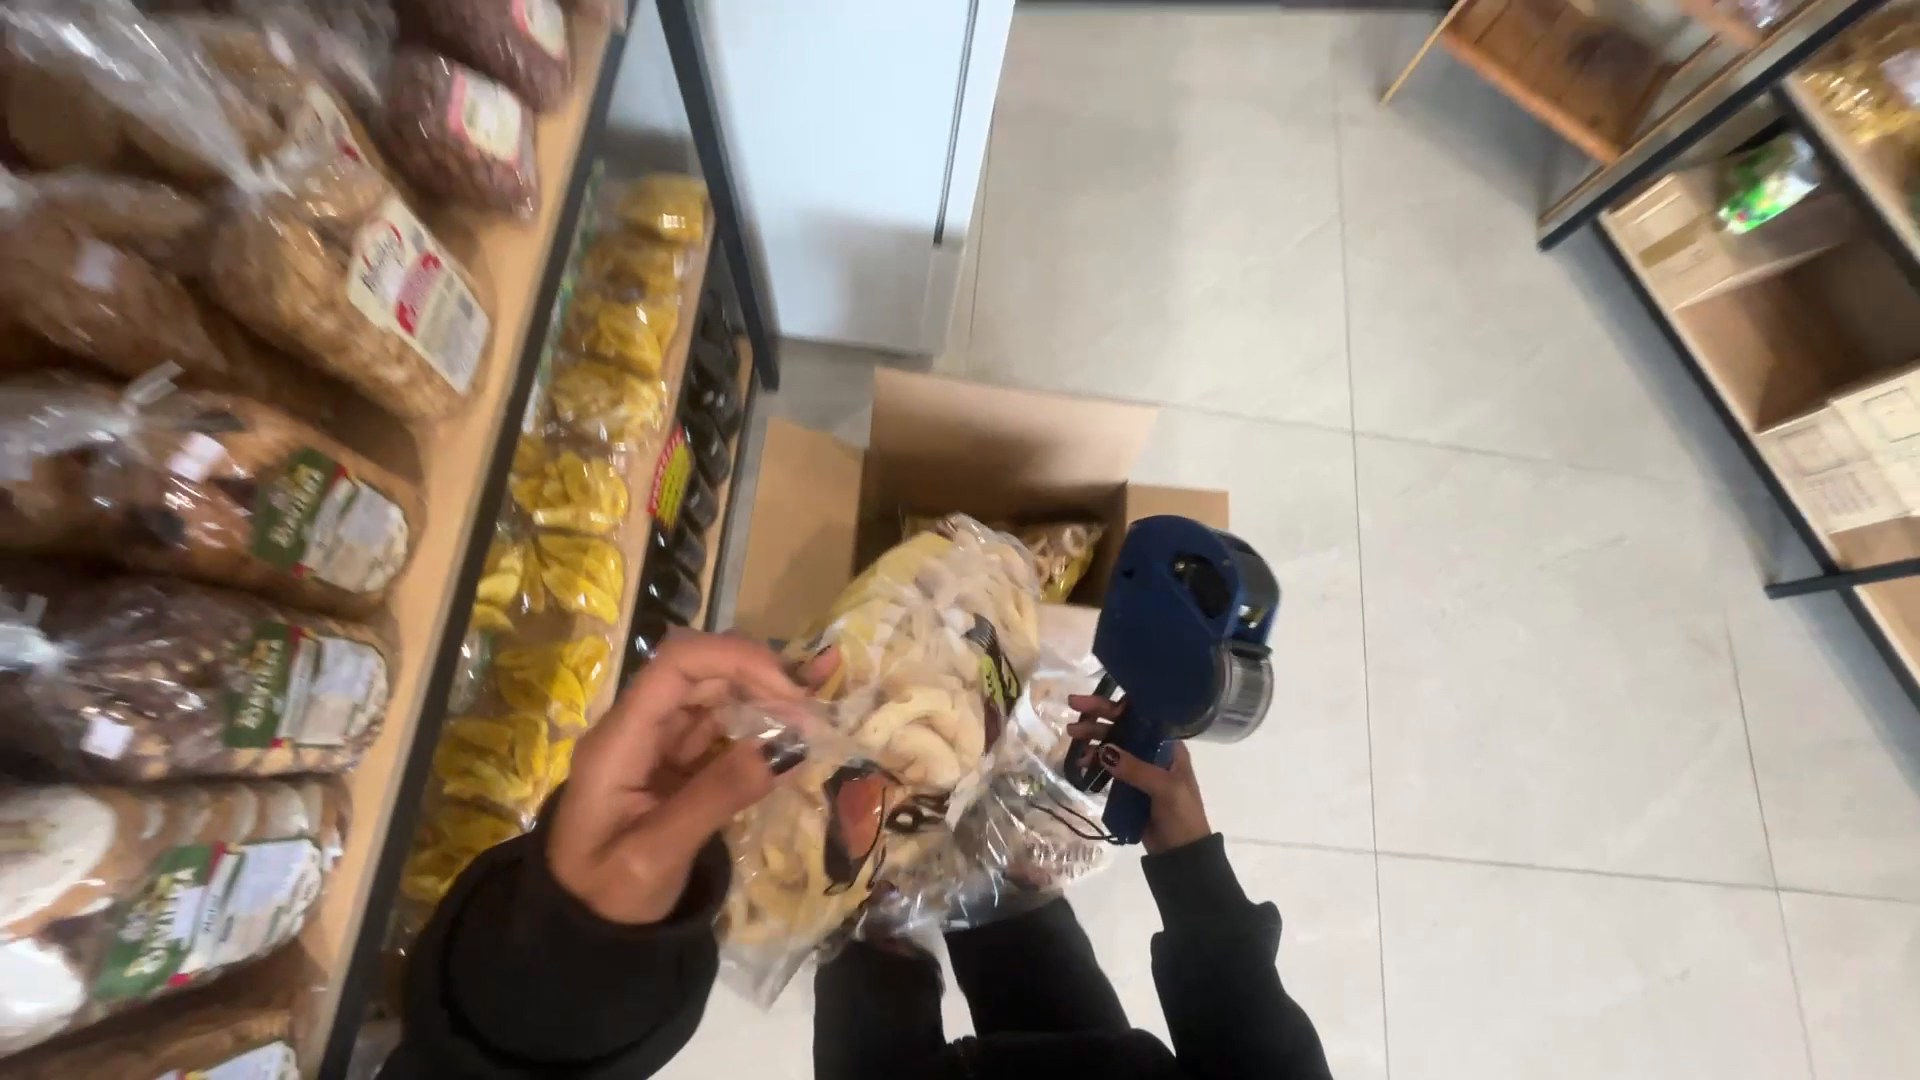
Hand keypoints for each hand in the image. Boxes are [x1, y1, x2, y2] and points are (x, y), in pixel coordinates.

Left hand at [546, 632, 814, 924]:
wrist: (580, 936)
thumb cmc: (605, 898)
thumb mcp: (655, 857)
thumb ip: (716, 798)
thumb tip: (787, 749)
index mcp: (620, 739)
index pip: (677, 665)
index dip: (736, 661)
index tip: (789, 694)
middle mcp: (640, 726)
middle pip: (703, 671)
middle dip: (762, 681)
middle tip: (812, 718)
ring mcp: (660, 741)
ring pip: (719, 693)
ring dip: (768, 699)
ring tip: (813, 721)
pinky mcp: (680, 759)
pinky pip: (725, 725)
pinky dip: (762, 724)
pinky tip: (794, 733)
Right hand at [1067, 695, 1212, 854]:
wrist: (1182, 854)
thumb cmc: (1182, 815)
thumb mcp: (1164, 789)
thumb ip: (1136, 769)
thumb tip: (1103, 751)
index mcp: (1167, 744)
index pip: (1140, 715)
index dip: (1116, 705)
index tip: (1093, 701)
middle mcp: (1153, 750)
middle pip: (1122, 726)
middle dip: (1097, 719)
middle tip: (1072, 716)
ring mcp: (1139, 766)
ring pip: (1112, 744)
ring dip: (1092, 740)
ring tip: (1072, 740)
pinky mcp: (1128, 783)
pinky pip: (1108, 765)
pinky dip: (1094, 761)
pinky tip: (1081, 761)